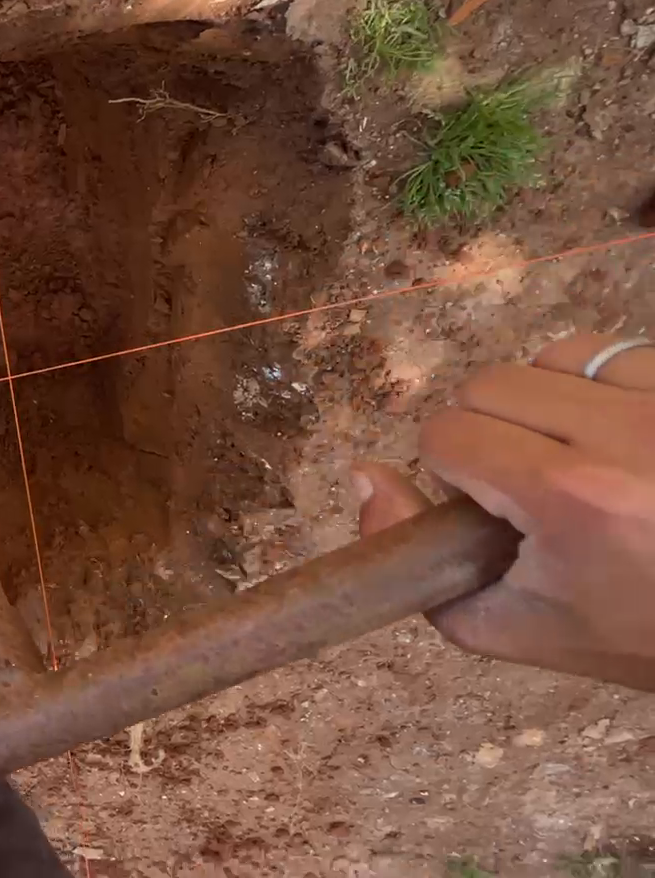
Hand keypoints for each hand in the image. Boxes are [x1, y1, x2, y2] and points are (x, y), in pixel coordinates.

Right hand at [355, 332, 654, 690]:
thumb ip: (407, 551)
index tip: (492, 510)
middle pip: (490, 384)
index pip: (446, 433)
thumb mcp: (505, 624)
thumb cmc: (646, 637)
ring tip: (583, 449)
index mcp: (575, 497)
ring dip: (547, 399)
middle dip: (489, 431)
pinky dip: (607, 383)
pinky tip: (630, 432)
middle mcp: (635, 436)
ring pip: (556, 356)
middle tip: (530, 481)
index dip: (451, 473)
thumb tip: (363, 470)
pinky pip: (624, 351)